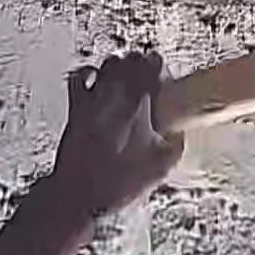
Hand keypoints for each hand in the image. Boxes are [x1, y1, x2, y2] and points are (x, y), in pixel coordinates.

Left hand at [0, 52, 183, 254]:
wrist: (78, 195)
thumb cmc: (116, 183)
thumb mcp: (157, 170)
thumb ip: (174, 147)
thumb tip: (178, 136)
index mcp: (138, 102)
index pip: (152, 65)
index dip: (159, 64)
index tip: (162, 71)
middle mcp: (116, 92)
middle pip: (131, 59)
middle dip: (141, 61)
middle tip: (147, 70)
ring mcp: (94, 96)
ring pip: (110, 63)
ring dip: (120, 64)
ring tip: (125, 72)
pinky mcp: (76, 104)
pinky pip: (81, 76)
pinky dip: (89, 72)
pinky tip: (94, 76)